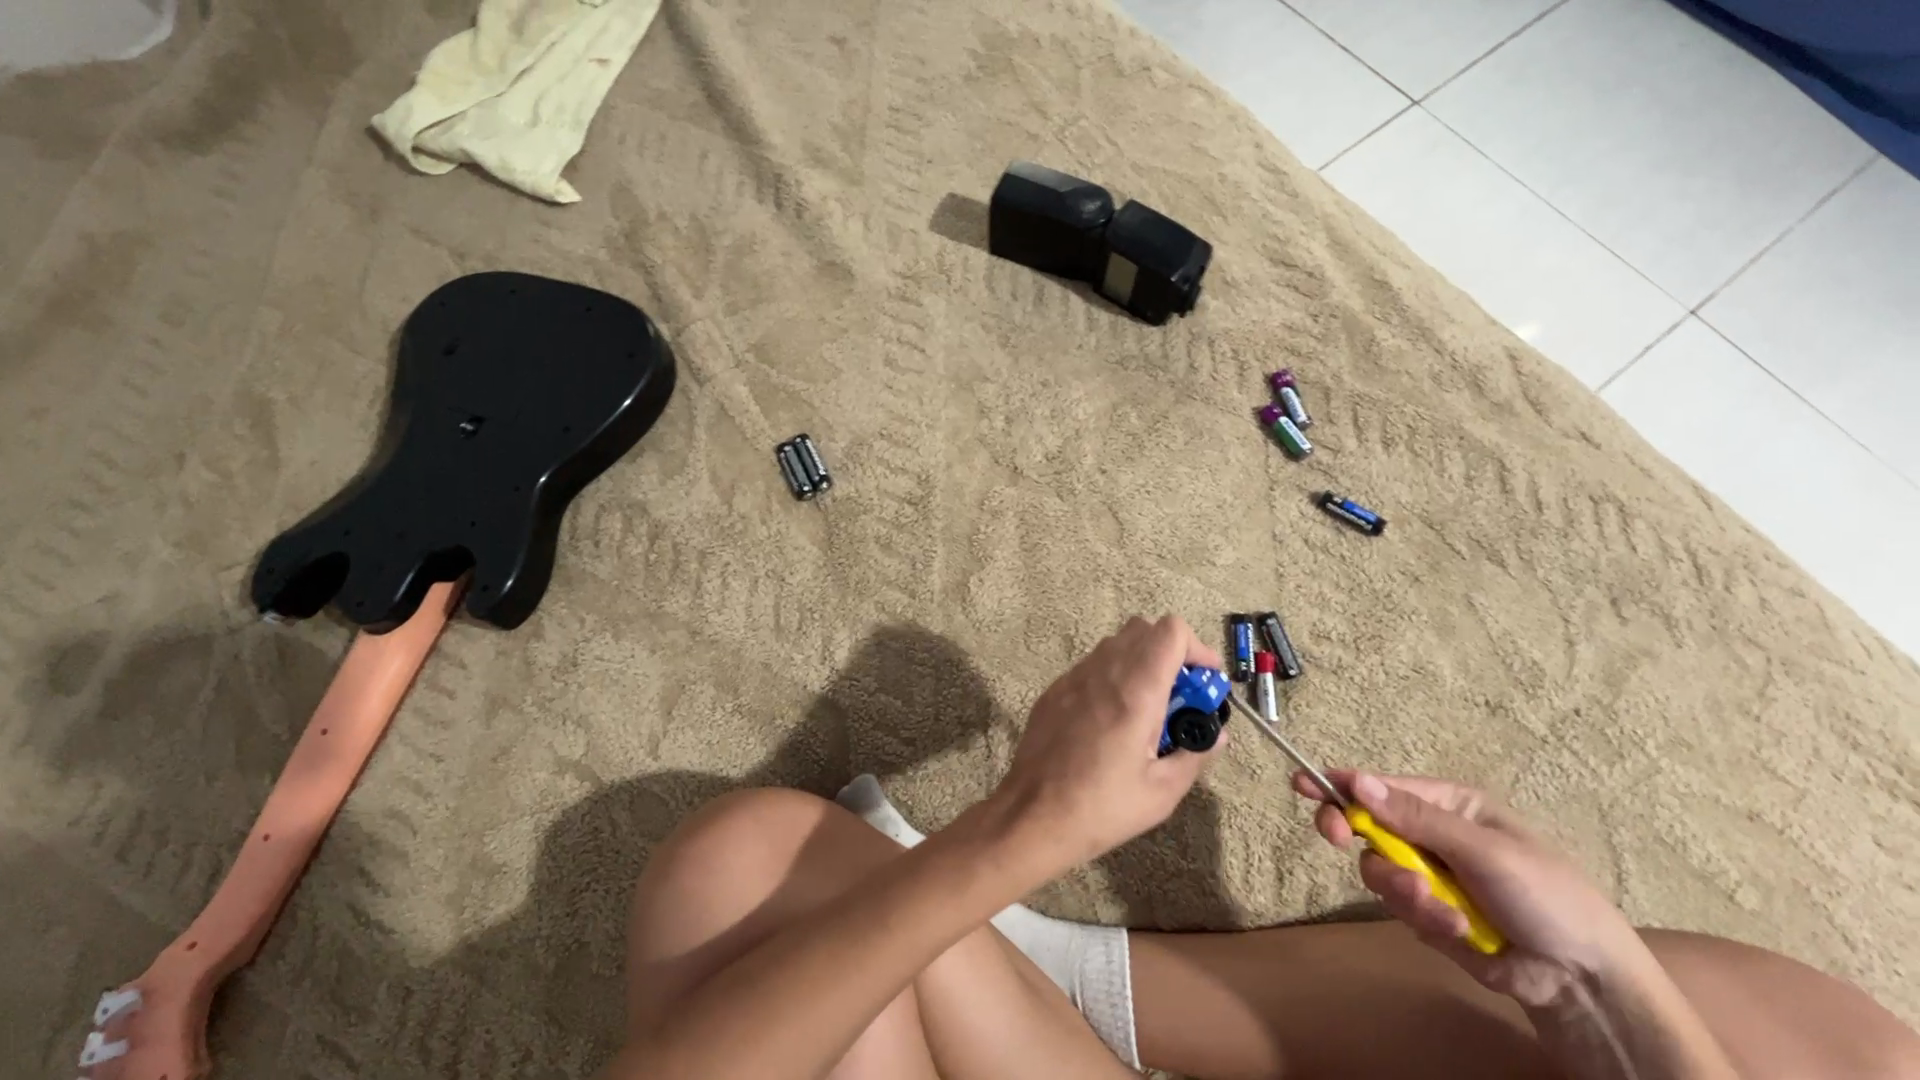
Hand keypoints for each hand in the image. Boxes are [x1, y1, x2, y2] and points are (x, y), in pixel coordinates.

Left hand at [993, 616, 1225, 871]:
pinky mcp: (1053, 691)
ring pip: (1115, 645)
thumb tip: (1216, 734)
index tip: (1205, 684)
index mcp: (1136, 690)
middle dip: (1171, 653)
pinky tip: (1111, 721)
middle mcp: (1103, 672)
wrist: (1033, 816)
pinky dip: (1112, 678)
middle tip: (1179, 697)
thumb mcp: (1162, 791)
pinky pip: (1091, 666)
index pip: (1170, 631)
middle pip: (1144, 629)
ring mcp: (1073, 678)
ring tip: (1147, 711)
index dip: (1196, 649)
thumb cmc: (1102, 807)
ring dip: (1140, 664)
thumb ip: (1195, 754)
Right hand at [1295, 771, 1647, 1006]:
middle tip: (1339, 838)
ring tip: (1440, 910)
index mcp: (1452, 805)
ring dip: (1403, 890)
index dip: (1342, 784)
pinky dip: (1423, 918)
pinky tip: (1458, 930)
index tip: (1302, 784)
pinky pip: (1398, 906)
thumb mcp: (1483, 850)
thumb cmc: (1546, 895)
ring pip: (1378, 870)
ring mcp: (1430, 875)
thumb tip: (1358, 781)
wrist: (1581, 979)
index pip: (1383, 787)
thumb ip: (1416, 818)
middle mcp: (1434, 835)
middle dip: (1359, 837)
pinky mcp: (1428, 914)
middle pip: (1368, 825)